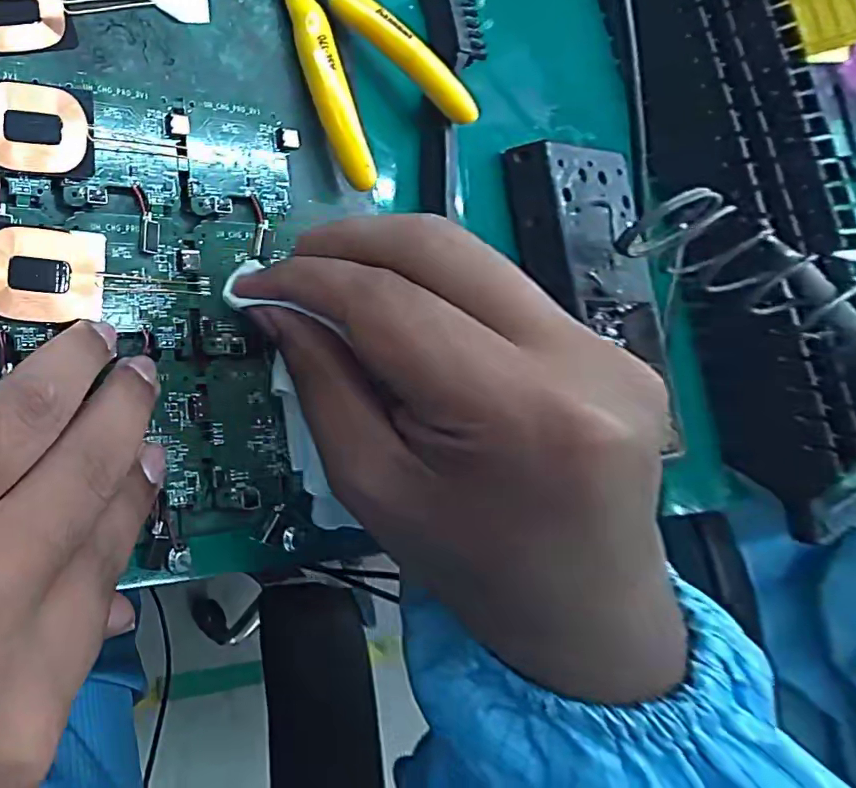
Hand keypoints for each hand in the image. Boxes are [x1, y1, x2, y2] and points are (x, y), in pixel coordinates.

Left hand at [0, 298, 165, 786]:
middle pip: (81, 474)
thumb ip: (50, 665)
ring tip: (95, 336)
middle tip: (139, 372)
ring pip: (22, 409)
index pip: (106, 558)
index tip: (146, 453)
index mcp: (18, 696)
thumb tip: (119, 585)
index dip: (134, 494)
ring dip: (71, 360)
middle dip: (124, 411)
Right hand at [233, 214, 685, 704]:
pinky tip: (382, 306)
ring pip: (464, 251)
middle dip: (342, 242)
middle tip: (286, 268)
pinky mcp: (599, 343)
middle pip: (436, 247)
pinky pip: (487, 281)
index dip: (306, 280)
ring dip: (378, 253)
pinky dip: (419, 278)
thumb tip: (276, 308)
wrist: (585, 612)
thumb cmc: (463, 560)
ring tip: (324, 280)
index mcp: (517, 411)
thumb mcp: (365, 480)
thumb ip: (318, 381)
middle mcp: (577, 359)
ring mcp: (602, 345)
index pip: (387, 301)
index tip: (253, 286)